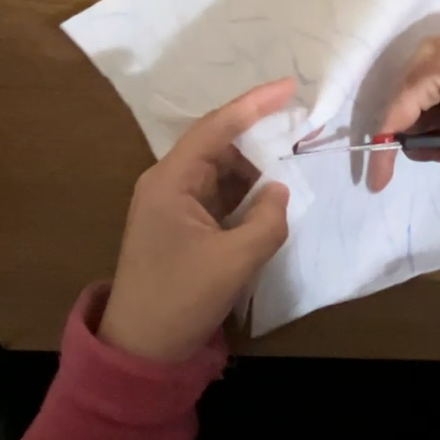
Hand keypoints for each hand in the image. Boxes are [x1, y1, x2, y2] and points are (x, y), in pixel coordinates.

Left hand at [97, 79, 294, 361]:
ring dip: (255, 169)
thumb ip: (267, 220)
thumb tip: (279, 191)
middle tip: (300, 131)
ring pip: (221, 170)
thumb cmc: (180, 299)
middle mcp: (169, 182)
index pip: (216, 127)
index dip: (254, 104)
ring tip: (292, 165)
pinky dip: (246, 193)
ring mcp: (174, 204)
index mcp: (171, 180)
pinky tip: (271, 198)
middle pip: (219, 144)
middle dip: (259, 137)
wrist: (139, 352)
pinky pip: (219, 194)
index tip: (289, 87)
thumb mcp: (234, 261)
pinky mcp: (182, 225)